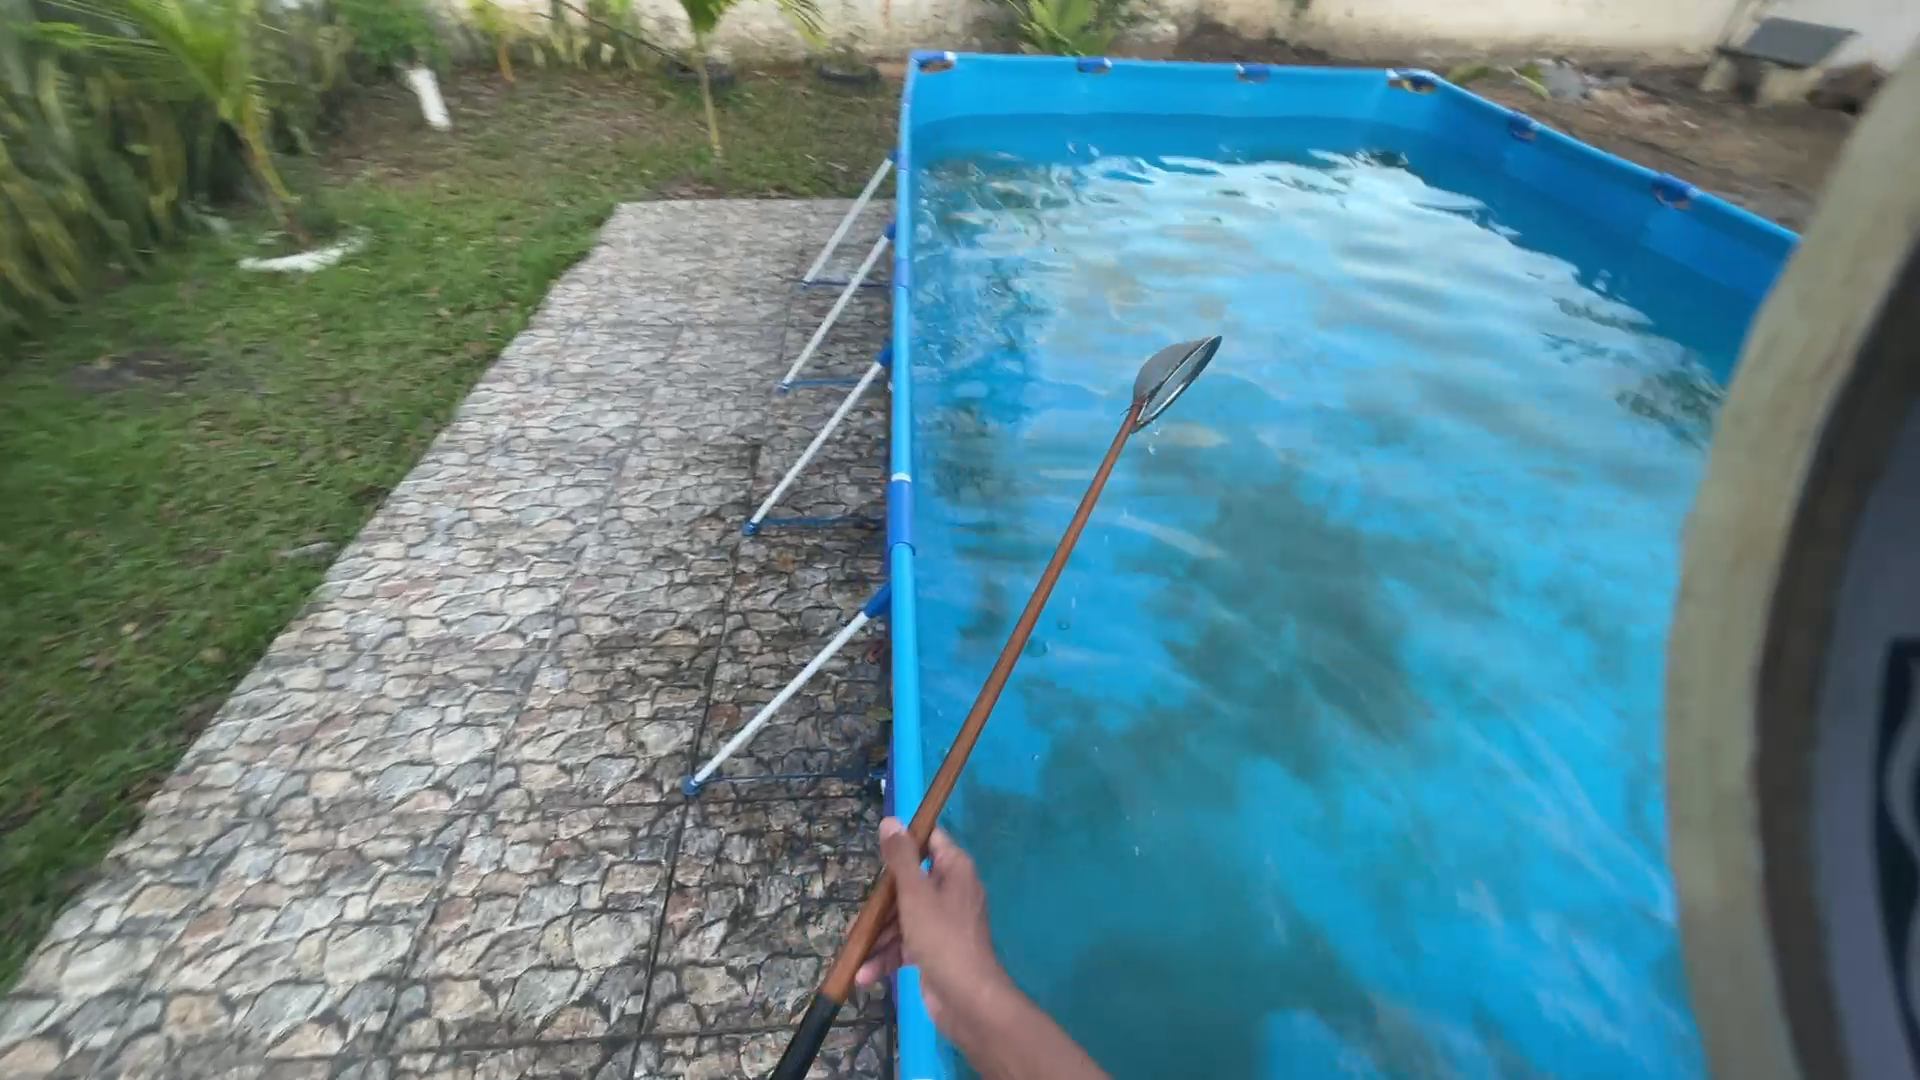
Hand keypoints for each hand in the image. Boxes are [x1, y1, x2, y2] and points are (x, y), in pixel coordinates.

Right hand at [856, 818, 1014, 1035]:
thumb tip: (891, 821)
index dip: (905, 841)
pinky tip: (865, 973)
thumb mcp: (915, 893)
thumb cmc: (942, 936)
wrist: (967, 999)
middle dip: (882, 899)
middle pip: (911, 881)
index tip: (879, 850)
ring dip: (879, 933)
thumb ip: (901, 857)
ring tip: (854, 947)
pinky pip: (907, 943)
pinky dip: (889, 955)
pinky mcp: (935, 948)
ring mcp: (943, 921)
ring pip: (904, 915)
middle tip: (861, 911)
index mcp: (954, 868)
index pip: (930, 840)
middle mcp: (951, 889)